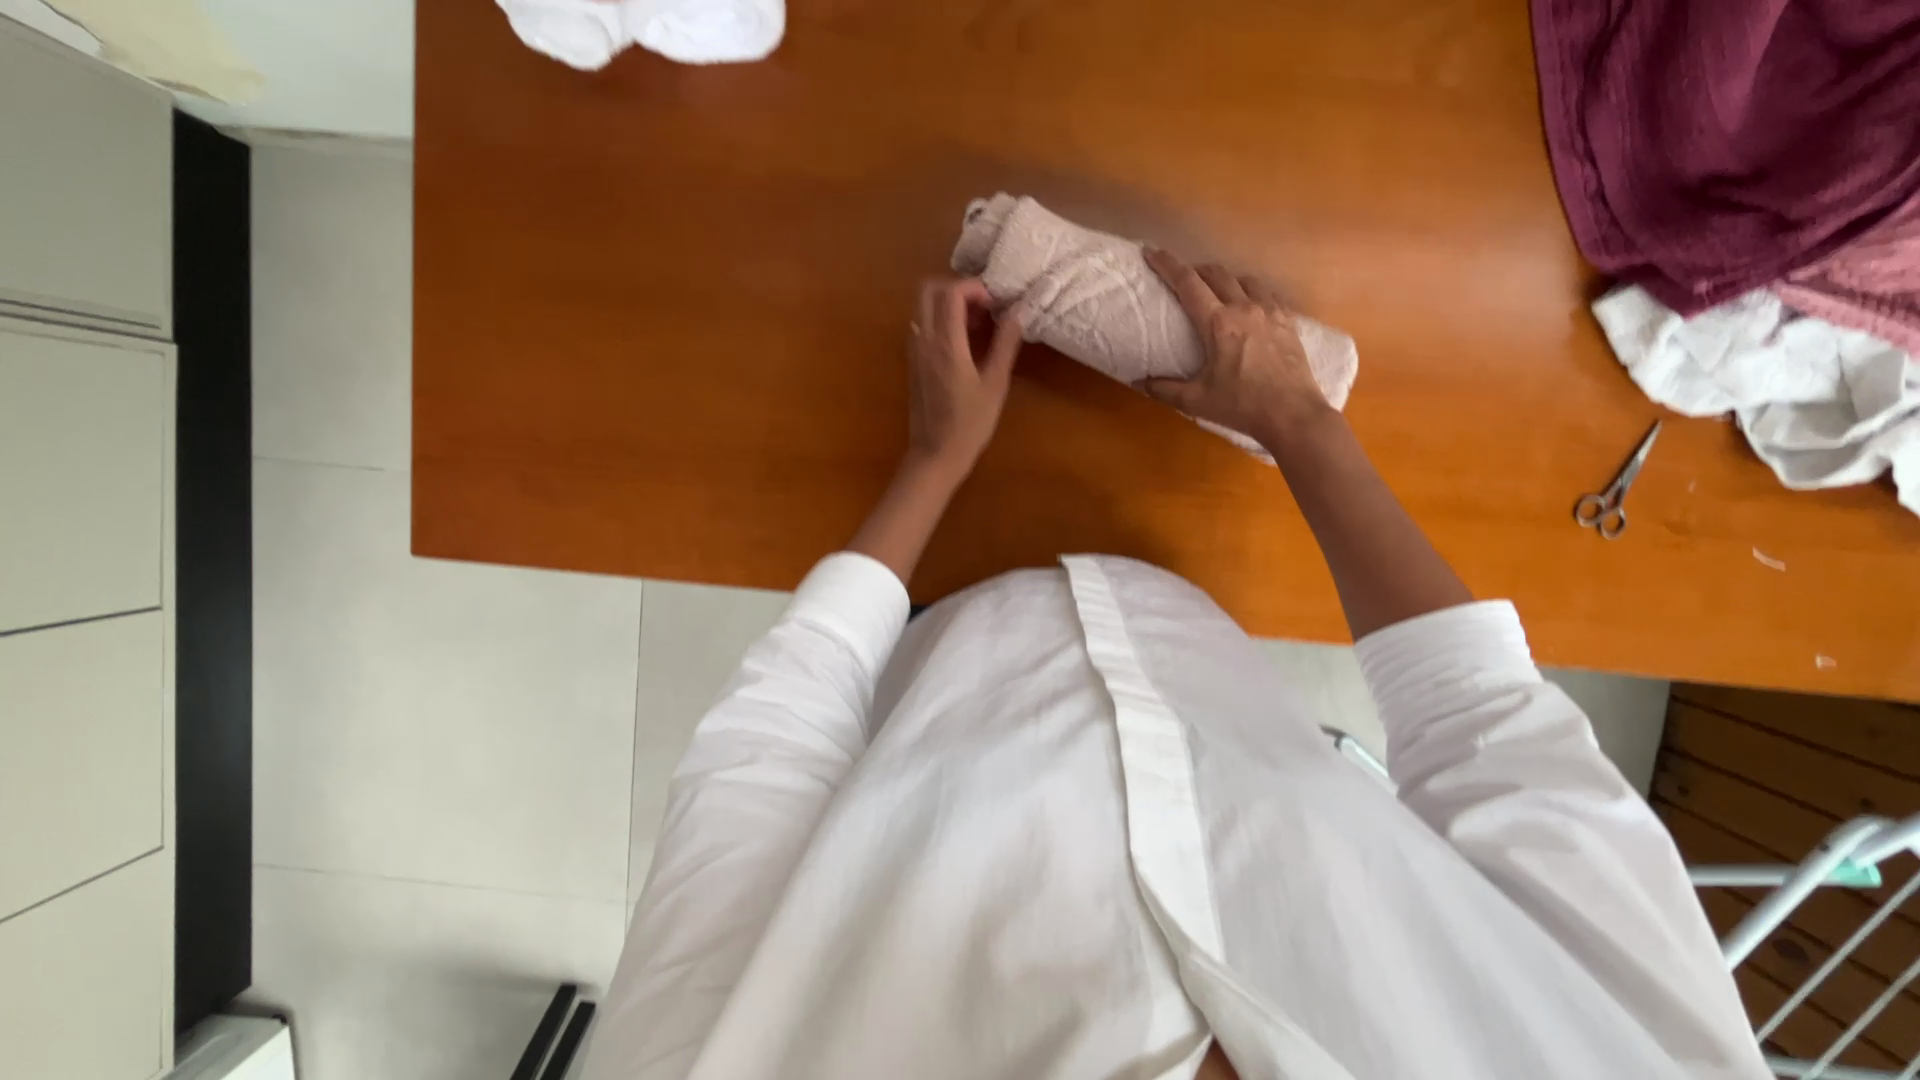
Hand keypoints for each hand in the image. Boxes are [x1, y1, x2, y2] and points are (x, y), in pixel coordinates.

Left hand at [905, 277, 1023, 477]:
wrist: (935, 454)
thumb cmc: (970, 424)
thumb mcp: (995, 384)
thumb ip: (1005, 344)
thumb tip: (1019, 311)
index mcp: (945, 343)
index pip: (951, 292)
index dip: (975, 287)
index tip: (997, 302)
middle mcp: (924, 340)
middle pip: (929, 290)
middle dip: (957, 288)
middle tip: (984, 306)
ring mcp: (914, 351)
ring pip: (923, 307)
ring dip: (948, 304)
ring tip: (978, 323)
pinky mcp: (913, 362)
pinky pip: (923, 325)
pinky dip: (941, 320)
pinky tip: (964, 342)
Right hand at [1140, 248, 1334, 450]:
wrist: (1293, 415)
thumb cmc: (1241, 406)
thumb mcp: (1196, 401)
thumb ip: (1164, 389)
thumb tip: (1140, 382)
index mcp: (1218, 324)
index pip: (1187, 284)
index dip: (1167, 265)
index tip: (1152, 253)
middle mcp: (1245, 308)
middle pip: (1217, 274)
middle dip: (1196, 270)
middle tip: (1184, 279)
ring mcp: (1271, 312)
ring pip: (1245, 279)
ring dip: (1226, 279)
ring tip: (1218, 291)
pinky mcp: (1289, 321)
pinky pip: (1268, 294)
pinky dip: (1252, 292)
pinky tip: (1250, 305)